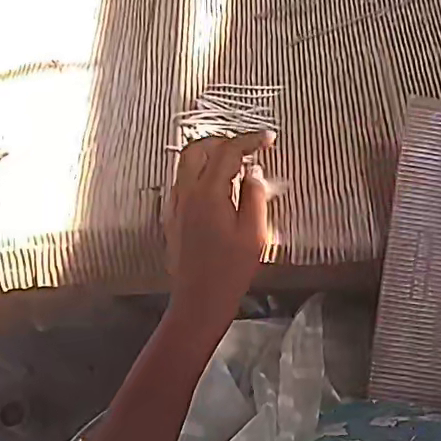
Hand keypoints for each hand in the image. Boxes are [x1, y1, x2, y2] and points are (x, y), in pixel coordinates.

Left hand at [165, 132, 273, 316]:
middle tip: (247, 149)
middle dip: (223, 142)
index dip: (249, 141)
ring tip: (234, 166)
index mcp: (207, 194)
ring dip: (209, 156)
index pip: (227, 152)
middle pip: (197, 149)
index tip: (267, 140)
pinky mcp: (172, 218)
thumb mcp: (253, 234)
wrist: (199, 300)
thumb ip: (254, 197)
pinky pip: (182, 183)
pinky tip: (218, 190)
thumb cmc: (229, 271)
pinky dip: (200, 174)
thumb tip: (253, 174)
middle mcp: (185, 194)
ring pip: (185, 164)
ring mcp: (175, 206)